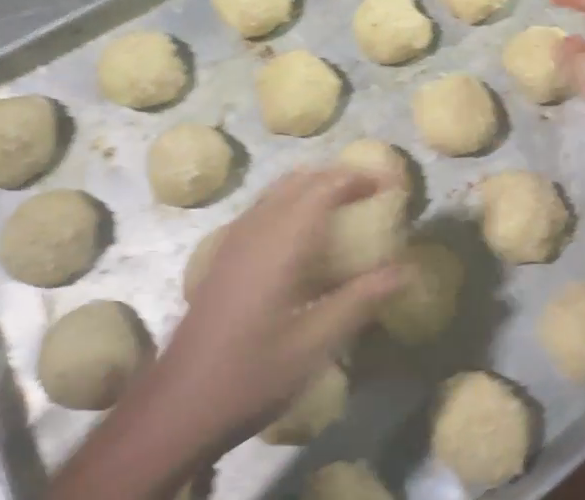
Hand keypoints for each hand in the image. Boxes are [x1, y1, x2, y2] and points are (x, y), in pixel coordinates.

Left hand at [148, 169, 404, 451]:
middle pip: (302, 180)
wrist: (178, 406)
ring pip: (279, 191)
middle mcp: (256, 230)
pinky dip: (293, 203)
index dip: (361, 178)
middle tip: (376, 193)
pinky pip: (264, 209)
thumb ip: (360, 301)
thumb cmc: (251, 376)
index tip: (394, 185)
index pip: (326, 187)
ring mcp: (234, 241)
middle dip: (341, 177)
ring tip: (348, 206)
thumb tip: (406, 270)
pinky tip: (307, 236)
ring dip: (316, 187)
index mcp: (281, 244)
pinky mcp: (224, 257)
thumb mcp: (315, 345)